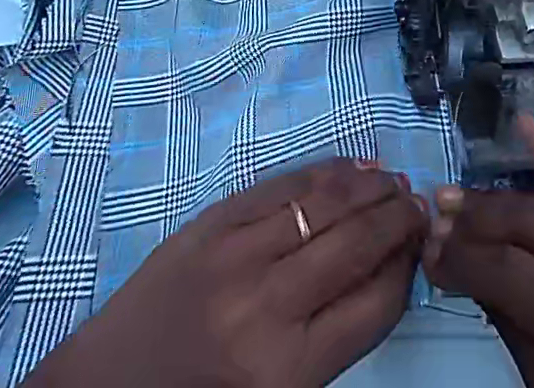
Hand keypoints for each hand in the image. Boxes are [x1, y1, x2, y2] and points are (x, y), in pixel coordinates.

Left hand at [22, 157, 427, 387]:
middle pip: (354, 246)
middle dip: (396, 220)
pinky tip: (346, 167)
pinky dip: (319, 173)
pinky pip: (278, 188)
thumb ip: (332, 335)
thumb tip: (381, 271)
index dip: (406, 270)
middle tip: (419, 203)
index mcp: (289, 368)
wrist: (112, 381)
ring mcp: (236, 253)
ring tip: (393, 179)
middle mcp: (268, 304)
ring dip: (366, 187)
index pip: (373, 305)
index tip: (421, 248)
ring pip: (321, 205)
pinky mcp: (211, 222)